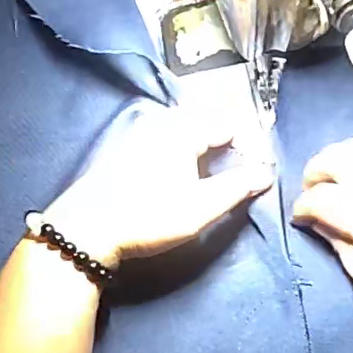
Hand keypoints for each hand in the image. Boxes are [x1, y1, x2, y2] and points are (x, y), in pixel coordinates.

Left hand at [41, 103, 274, 269]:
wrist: (86, 229)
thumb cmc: (148, 217)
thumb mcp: (201, 207)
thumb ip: (237, 187)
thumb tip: (266, 173)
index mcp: (182, 130)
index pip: (229, 124)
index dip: (249, 146)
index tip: (257, 171)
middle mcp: (160, 123)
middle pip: (206, 125)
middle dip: (227, 147)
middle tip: (238, 177)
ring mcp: (139, 135)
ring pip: (185, 134)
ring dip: (204, 152)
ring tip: (212, 181)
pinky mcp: (125, 151)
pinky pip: (165, 143)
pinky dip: (182, 156)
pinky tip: (180, 182)